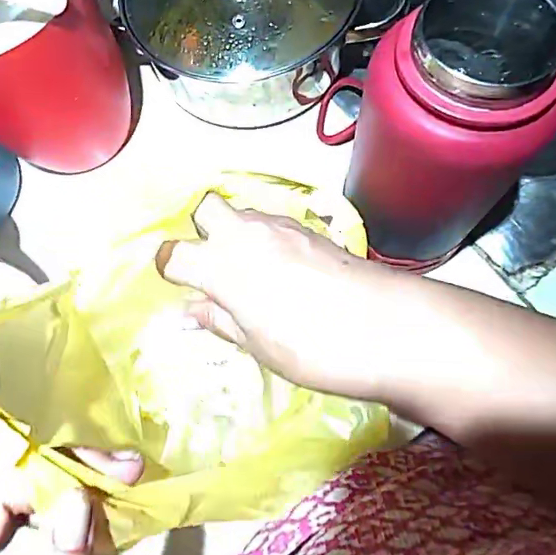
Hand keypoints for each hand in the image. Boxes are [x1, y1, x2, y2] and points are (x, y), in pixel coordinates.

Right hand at [156, 192, 402, 400]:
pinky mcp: (312, 230)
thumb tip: (191, 312)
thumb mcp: (257, 343)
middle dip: (203, 230)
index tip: (180, 286)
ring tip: (251, 275)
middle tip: (214, 267)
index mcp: (222, 264)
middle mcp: (248, 234)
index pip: (176, 254)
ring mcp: (283, 227)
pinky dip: (267, 240)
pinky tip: (283, 272)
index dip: (172, 269)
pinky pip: (275, 225)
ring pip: (245, 215)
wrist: (383, 323)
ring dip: (238, 235)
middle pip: (209, 210)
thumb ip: (220, 319)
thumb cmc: (310, 344)